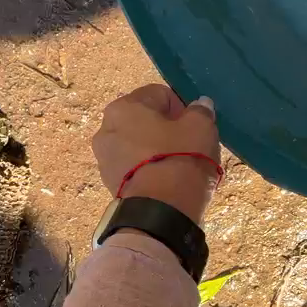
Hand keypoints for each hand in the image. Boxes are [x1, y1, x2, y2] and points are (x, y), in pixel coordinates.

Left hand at [92, 84, 221, 223]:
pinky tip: (167, 183)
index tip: (196, 128)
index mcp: (125, 106)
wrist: (162, 211)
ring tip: (179, 168)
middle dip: (167, 130)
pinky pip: (135, 168)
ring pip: (139, 146)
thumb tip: (201, 105)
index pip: (160, 95)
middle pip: (145, 121)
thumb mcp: (201, 128)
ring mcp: (105, 158)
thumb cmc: (182, 159)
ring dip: (157, 151)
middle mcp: (106, 128)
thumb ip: (201, 111)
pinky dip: (150, 171)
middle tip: (190, 147)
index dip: (183, 108)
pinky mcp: (110, 184)